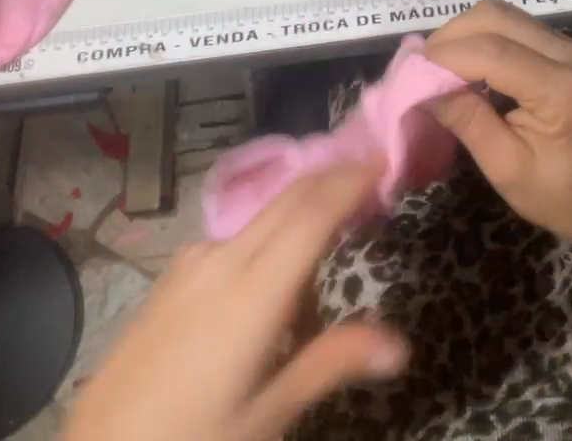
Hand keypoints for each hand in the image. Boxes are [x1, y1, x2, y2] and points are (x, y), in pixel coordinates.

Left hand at [63, 164, 408, 440]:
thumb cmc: (190, 437)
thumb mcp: (265, 414)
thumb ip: (329, 364)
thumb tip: (399, 344)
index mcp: (253, 291)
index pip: (313, 215)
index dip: (350, 182)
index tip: (383, 159)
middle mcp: (223, 259)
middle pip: (288, 200)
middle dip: (331, 182)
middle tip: (371, 183)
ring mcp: (192, 263)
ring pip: (262, 221)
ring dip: (299, 221)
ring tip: (322, 276)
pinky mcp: (172, 276)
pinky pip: (234, 242)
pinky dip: (267, 244)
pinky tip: (268, 294)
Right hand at [423, 0, 571, 251]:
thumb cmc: (559, 194)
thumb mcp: (505, 168)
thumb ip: (466, 121)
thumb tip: (419, 86)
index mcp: (560, 91)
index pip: (492, 53)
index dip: (445, 57)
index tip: (409, 75)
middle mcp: (567, 55)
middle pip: (493, 17)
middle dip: (449, 38)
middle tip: (421, 71)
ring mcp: (565, 45)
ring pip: (498, 14)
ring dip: (461, 35)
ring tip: (438, 70)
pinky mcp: (558, 46)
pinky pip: (508, 24)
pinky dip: (477, 38)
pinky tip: (463, 68)